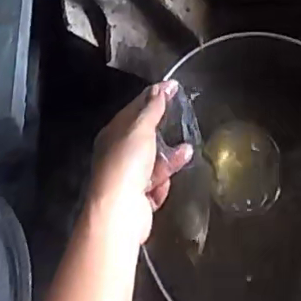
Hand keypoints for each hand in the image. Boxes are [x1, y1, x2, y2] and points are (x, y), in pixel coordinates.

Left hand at [84, 80, 194, 248]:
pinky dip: (163, 181)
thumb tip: (160, 88)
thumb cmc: (127, 163)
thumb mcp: (141, 128)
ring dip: (169, 158)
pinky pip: (155, 184)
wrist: (119, 214)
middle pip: (145, 136)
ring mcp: (128, 178)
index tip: (173, 86)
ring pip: (153, 161)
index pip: (136, 108)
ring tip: (186, 151)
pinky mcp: (138, 199)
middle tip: (182, 118)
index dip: (154, 95)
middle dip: (163, 129)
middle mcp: (118, 154)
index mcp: (113, 133)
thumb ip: (152, 108)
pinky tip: (168, 180)